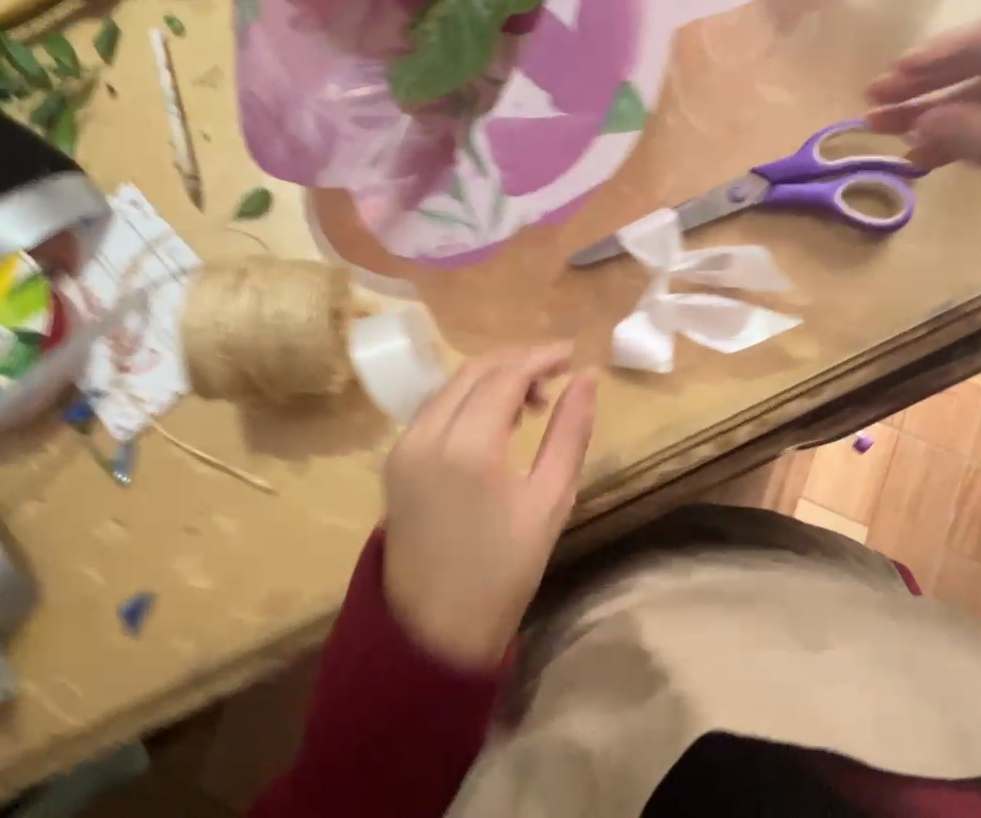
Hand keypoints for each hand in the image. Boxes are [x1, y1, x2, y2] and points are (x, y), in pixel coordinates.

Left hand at [382, 345, 597, 669]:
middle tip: (556, 376)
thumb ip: (570, 433)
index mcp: (467, 446)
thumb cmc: (504, 570)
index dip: (541, 357)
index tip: (572, 353)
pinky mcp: (395, 460)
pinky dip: (467, 401)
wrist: (435, 627)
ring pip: (450, 387)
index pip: (505, 375)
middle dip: (517, 363)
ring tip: (533, 403)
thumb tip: (586, 380)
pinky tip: (496, 421)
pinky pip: (434, 410)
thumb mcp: (551, 500)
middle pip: (473, 371)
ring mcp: (403, 446)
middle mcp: (426, 434)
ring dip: (491, 380)